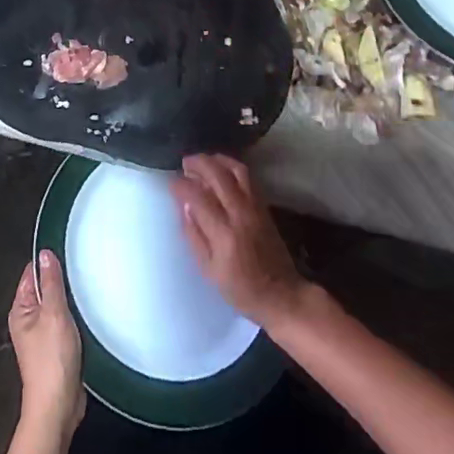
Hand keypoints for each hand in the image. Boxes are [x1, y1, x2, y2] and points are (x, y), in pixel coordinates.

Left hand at [8, 249, 84, 436]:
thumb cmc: (52, 358)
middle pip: (45, 289)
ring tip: (86, 291)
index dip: (48, 263)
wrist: (58, 405)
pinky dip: (74, 318)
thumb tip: (44, 254)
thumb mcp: (53, 313)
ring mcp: (41, 336)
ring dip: (70, 301)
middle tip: (81, 272)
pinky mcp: (55, 349)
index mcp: (20, 309)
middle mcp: (27, 320)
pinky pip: (64, 323)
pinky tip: (86, 315)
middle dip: (61, 282)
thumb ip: (51, 283)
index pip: (31, 273)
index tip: (68, 253)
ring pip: (56, 307)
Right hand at [171, 154, 312, 328]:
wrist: (281, 293)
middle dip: (198, 163)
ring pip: (236, 170)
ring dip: (217, 160)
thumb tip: (184, 206)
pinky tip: (221, 169)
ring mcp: (255, 207)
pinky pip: (247, 177)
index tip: (172, 183)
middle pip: (218, 175)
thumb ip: (194, 235)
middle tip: (184, 163)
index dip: (182, 185)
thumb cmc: (241, 289)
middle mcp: (240, 214)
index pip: (198, 197)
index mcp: (224, 234)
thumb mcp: (209, 270)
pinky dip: (231, 166)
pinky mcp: (264, 206)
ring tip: (202, 161)